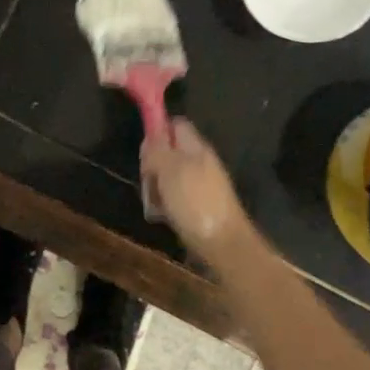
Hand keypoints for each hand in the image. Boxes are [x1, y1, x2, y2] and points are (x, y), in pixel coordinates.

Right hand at [143, 119, 247, 255]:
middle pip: (168, 152)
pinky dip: (167, 203)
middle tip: (148, 181)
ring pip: (169, 176)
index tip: (145, 150)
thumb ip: (158, 148)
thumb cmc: (194, 202)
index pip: (175, 125)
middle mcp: (200, 162)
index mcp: (195, 147)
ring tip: (154, 203)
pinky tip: (163, 215)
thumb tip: (152, 131)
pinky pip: (177, 196)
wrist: (224, 244)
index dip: (157, 131)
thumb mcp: (169, 170)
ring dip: (157, 187)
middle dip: (153, 165)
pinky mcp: (201, 205)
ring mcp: (202, 185)